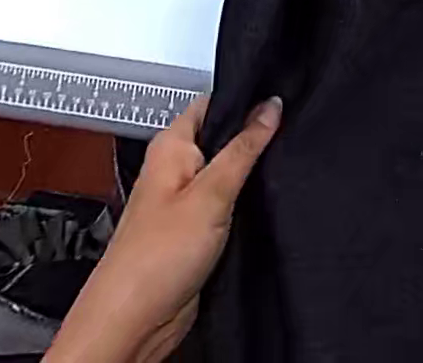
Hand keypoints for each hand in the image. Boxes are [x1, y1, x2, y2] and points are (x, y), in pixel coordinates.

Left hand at [47, 96, 281, 362]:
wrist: (131, 329)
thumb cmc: (150, 263)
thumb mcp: (211, 192)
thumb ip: (245, 146)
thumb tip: (272, 106)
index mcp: (172, 146)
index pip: (215, 102)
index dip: (248, 95)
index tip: (282, 93)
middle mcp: (178, 168)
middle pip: (227, 133)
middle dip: (258, 132)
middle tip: (291, 126)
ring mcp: (190, 198)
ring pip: (233, 166)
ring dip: (255, 167)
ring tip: (285, 158)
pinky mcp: (201, 226)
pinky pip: (234, 197)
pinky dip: (252, 194)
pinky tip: (271, 193)